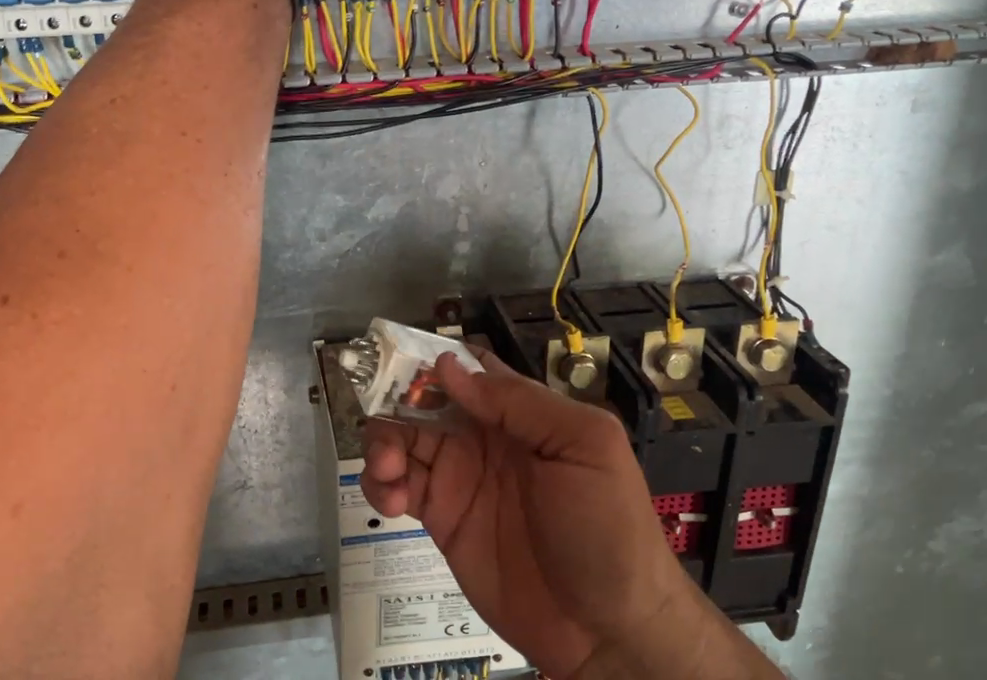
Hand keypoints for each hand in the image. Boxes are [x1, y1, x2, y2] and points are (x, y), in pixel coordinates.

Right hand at [362, 352, 779, 679]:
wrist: (606, 631)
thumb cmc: (607, 527)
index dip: (436, 358)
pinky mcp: (441, 519)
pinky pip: (398, 487)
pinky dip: (382, 484)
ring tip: (386, 468)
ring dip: (382, 441)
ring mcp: (460, 478)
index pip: (471, 368)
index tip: (399, 355)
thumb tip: (448, 365)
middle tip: (379, 411)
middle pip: (426, 398)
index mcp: (522, 413)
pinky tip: (393, 500)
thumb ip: (519, 402)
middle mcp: (486, 437)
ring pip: (403, 438)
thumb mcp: (583, 447)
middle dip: (396, 396)